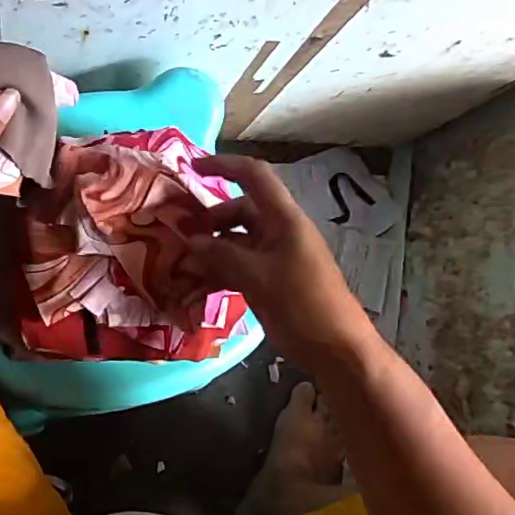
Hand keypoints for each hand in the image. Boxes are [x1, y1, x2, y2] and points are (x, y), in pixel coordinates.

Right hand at [187, 155, 371, 370]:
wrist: (336, 349)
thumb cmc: (303, 304)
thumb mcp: (257, 276)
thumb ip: (220, 255)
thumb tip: (190, 241)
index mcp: (283, 219)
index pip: (253, 177)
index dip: (223, 165)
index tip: (191, 167)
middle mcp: (278, 231)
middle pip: (238, 211)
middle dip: (208, 221)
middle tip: (179, 236)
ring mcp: (273, 256)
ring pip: (234, 240)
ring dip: (209, 249)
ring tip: (182, 265)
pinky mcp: (269, 279)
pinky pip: (237, 265)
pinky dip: (218, 270)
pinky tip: (196, 284)